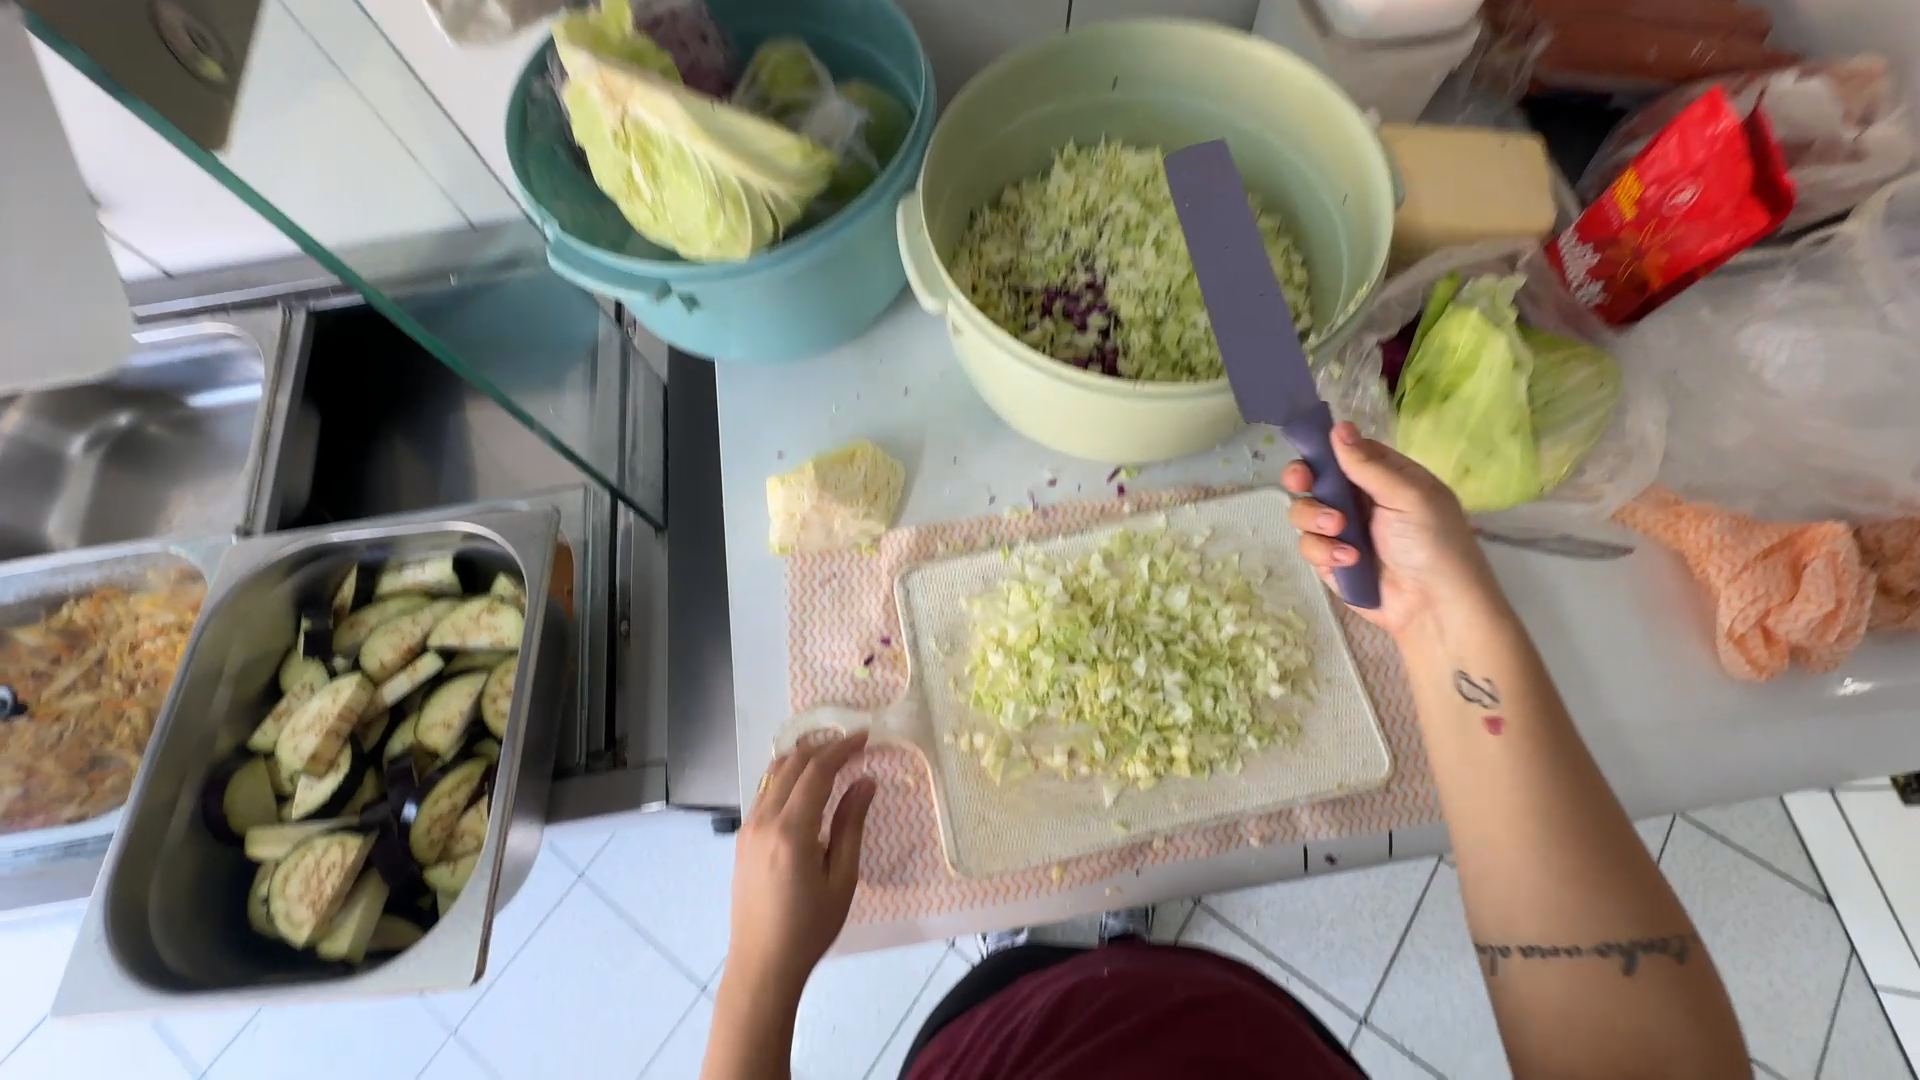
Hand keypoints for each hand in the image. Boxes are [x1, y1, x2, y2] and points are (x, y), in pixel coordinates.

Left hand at [726, 731, 877, 997]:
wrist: (762, 965)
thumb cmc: (809, 928)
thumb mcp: (842, 878)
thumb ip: (851, 825)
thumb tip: (865, 781)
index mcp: (791, 831)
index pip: (816, 771)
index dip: (841, 749)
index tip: (864, 737)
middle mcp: (764, 821)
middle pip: (792, 764)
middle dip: (823, 747)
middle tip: (851, 745)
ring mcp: (749, 828)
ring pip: (773, 774)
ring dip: (802, 758)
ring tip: (831, 758)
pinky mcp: (743, 838)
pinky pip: (765, 792)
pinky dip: (787, 777)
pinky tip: (806, 785)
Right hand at [1281, 422, 1498, 644]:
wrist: (1432, 605)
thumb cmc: (1432, 542)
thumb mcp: (1408, 496)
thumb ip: (1368, 465)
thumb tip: (1338, 426)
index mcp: (1382, 476)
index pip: (1343, 451)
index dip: (1323, 449)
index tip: (1311, 452)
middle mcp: (1357, 499)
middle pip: (1312, 477)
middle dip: (1301, 479)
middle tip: (1303, 483)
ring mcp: (1340, 530)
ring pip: (1303, 510)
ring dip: (1315, 518)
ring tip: (1339, 531)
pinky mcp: (1328, 559)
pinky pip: (1308, 544)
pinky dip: (1324, 551)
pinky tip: (1350, 560)